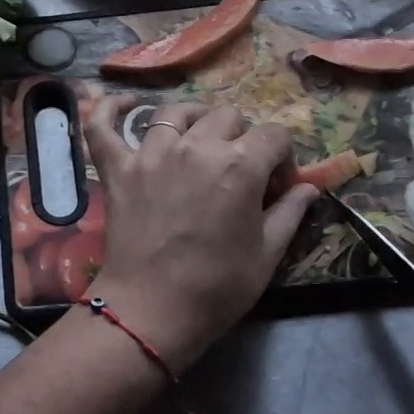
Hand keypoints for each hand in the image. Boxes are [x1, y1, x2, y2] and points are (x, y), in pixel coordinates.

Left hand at [80, 99, 317, 370]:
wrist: (153, 309)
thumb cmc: (217, 287)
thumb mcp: (268, 254)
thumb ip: (290, 212)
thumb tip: (309, 188)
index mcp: (240, 165)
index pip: (274, 135)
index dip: (282, 157)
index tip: (278, 185)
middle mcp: (196, 147)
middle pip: (227, 116)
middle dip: (242, 137)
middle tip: (240, 170)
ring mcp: (151, 153)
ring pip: (176, 112)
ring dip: (195, 121)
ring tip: (199, 141)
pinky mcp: (118, 168)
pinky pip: (104, 127)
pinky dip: (110, 110)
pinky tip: (125, 103)